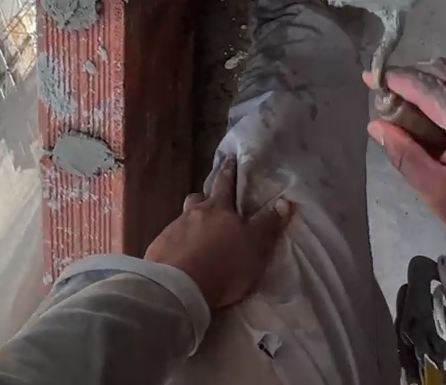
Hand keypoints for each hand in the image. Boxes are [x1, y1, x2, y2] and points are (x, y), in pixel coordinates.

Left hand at [144, 156, 294, 308]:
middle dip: (205, 195)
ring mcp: (174, 229)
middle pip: (199, 197)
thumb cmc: (224, 264)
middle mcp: (194, 213)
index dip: (229, 171)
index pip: (226, 183)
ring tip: (194, 232)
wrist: (180, 286)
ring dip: (190, 222)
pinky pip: (169, 240)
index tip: (229, 158)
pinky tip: (178, 255)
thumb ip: (268, 224)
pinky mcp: (159, 248)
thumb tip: (285, 201)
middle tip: (209, 197)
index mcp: (219, 209)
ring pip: (183, 218)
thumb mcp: (254, 245)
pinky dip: (176, 244)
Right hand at [367, 60, 445, 268]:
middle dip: (408, 79)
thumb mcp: (439, 194)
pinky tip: (421, 111)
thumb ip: (406, 155)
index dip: (397, 80)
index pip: (430, 89)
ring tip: (395, 101)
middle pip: (442, 76)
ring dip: (423, 84)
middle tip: (379, 92)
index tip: (369, 77)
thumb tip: (375, 125)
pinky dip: (438, 94)